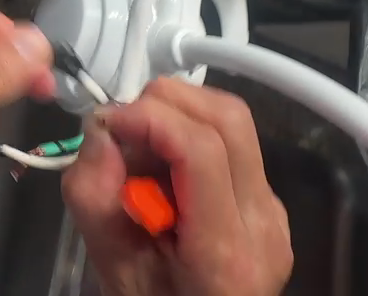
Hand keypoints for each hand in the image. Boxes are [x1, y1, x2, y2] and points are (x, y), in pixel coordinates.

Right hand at [63, 78, 291, 295]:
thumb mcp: (109, 264)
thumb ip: (93, 193)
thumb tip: (101, 127)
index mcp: (227, 254)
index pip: (201, 149)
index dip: (147, 118)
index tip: (106, 123)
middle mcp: (264, 225)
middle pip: (228, 119)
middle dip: (166, 103)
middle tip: (124, 128)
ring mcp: (274, 211)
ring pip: (232, 121)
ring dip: (177, 114)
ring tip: (142, 149)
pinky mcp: (267, 201)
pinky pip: (232, 142)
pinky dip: (188, 134)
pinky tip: (163, 171)